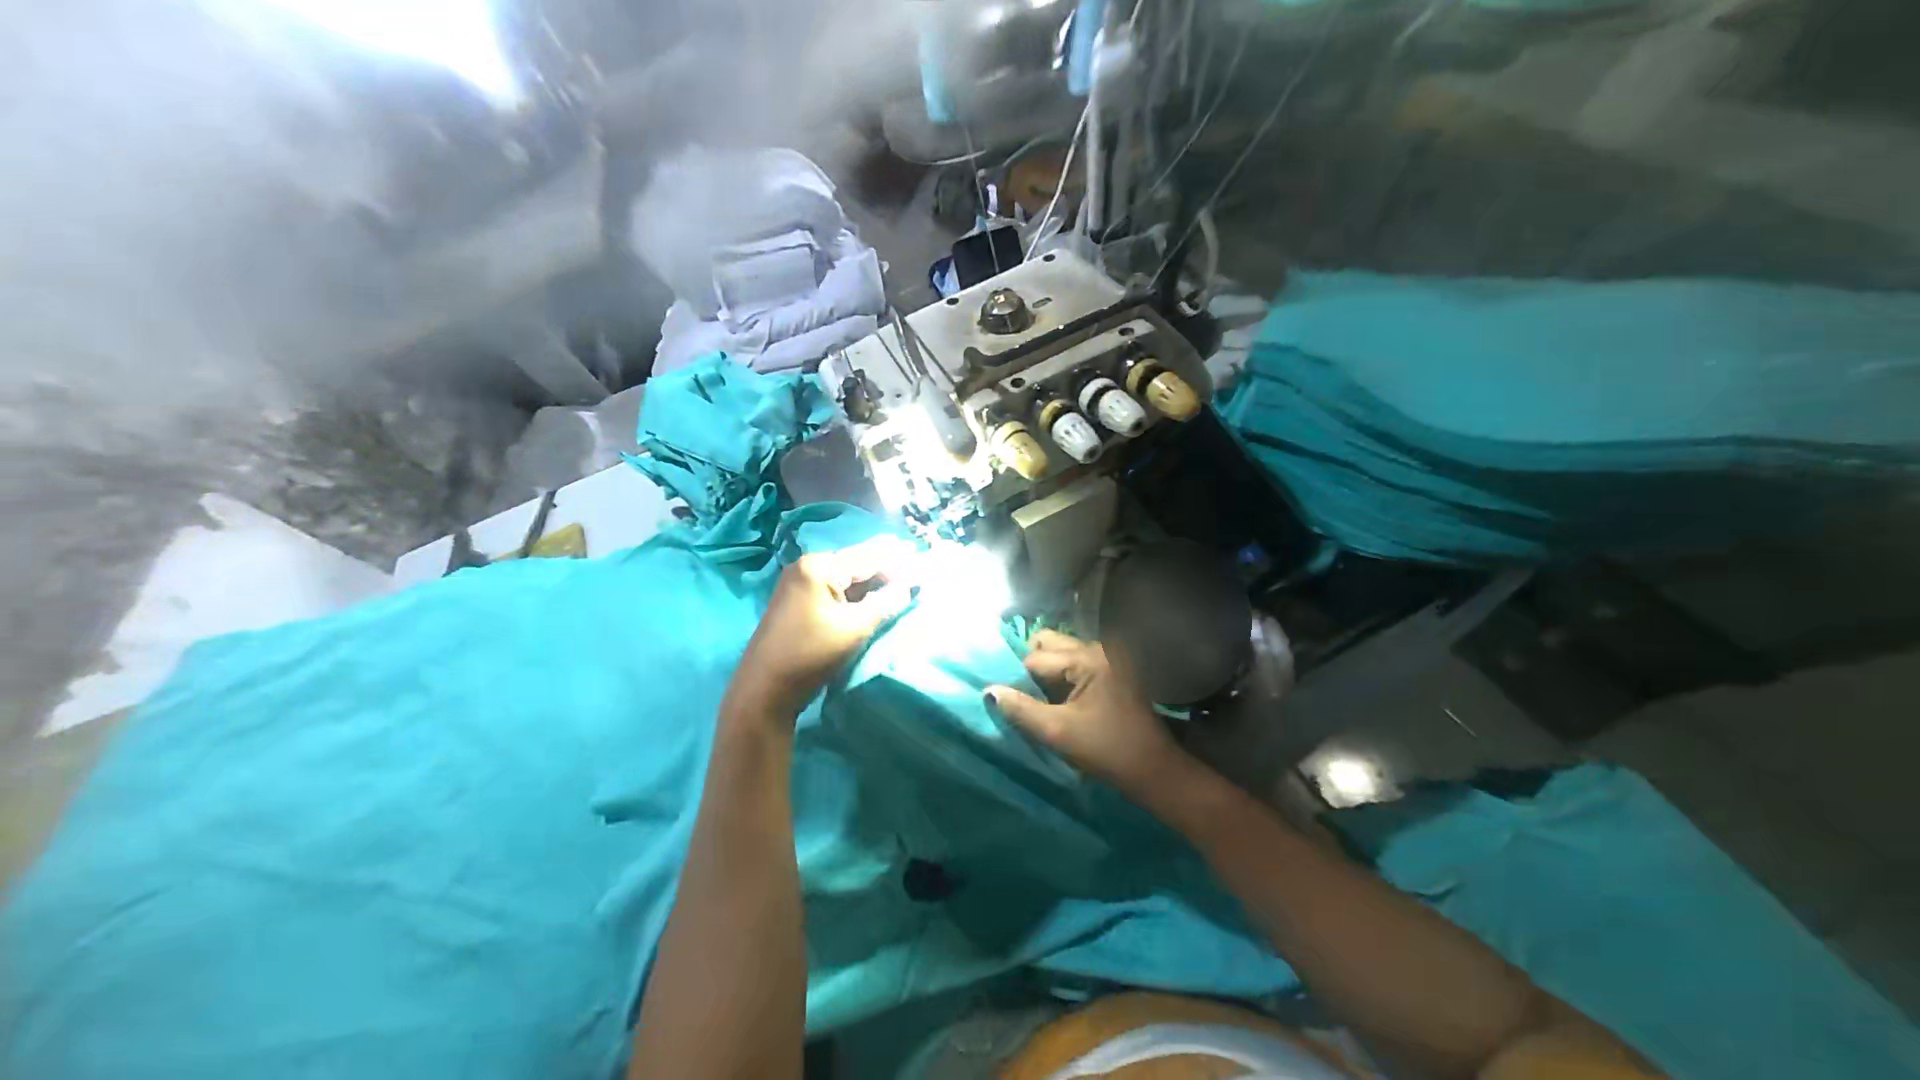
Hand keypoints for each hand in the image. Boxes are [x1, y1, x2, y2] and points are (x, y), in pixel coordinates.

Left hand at [729, 537, 915, 720]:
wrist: (763, 689)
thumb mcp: (854, 628)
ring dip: (872, 579)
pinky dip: (856, 590)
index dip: (898, 559)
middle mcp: (807, 566)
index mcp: (819, 566)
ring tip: (901, 578)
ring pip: (846, 576)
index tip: (922, 558)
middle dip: (886, 565)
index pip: (868, 557)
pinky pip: (834, 588)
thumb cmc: (810, 655)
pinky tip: (873, 594)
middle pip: (856, 562)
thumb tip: (908, 585)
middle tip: (915, 564)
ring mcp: (799, 583)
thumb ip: (885, 603)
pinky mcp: (798, 601)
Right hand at [986, 630, 1190, 800]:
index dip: (1018, 680)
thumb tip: (989, 690)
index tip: (1011, 703)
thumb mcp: (1057, 732)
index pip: (1035, 659)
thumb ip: (1021, 709)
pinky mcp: (1110, 669)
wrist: (1153, 769)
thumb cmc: (1106, 750)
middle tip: (1025, 697)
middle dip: (1030, 667)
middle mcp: (1098, 647)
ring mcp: (1107, 656)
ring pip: (1060, 652)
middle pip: (1047, 644)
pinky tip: (1058, 702)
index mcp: (1088, 658)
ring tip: (1040, 702)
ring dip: (1046, 673)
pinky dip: (1060, 677)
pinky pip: (1074, 663)